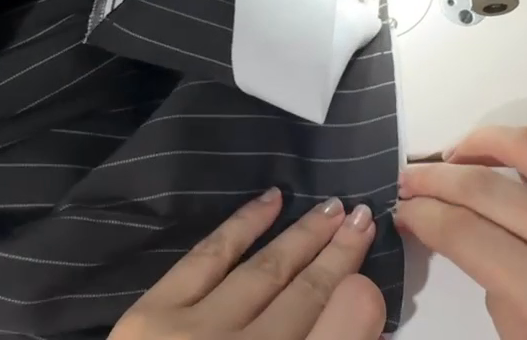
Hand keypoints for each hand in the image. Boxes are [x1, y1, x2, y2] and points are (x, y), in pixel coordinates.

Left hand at [111, 188, 386, 339]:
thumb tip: (357, 303)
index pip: (334, 331)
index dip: (358, 298)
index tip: (375, 270)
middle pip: (303, 294)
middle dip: (338, 255)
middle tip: (362, 217)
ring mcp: (195, 334)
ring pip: (264, 270)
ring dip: (302, 235)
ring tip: (331, 207)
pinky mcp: (151, 316)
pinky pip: (209, 256)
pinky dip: (244, 223)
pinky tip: (272, 200)